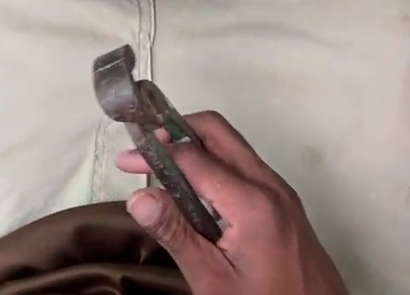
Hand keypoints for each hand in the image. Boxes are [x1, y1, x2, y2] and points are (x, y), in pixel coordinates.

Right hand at [119, 112, 347, 294]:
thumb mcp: (215, 284)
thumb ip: (176, 235)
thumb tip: (137, 197)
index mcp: (252, 201)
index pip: (191, 156)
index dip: (154, 154)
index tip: (125, 162)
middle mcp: (269, 184)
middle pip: (215, 130)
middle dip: (175, 131)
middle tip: (144, 152)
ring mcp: (280, 191)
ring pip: (230, 145)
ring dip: (194, 146)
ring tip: (163, 171)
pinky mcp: (284, 203)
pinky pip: (243, 166)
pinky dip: (213, 164)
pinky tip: (196, 193)